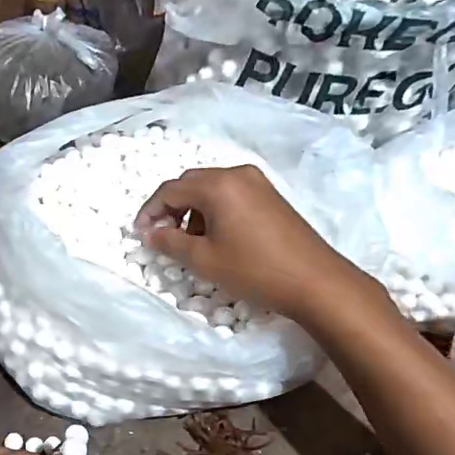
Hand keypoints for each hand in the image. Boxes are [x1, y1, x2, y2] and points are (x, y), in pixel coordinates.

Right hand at [134, 165, 355, 319]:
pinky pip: (231, 195)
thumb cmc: (253, 270)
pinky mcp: (270, 196)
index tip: (140, 234)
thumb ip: (169, 242)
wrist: (314, 281)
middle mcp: (237, 174)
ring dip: (192, 211)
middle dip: (171, 208)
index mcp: (218, 185)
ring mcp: (258, 183)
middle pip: (190, 184)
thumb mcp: (203, 260)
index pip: (170, 190)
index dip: (150, 211)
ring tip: (190, 243)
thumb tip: (150, 234)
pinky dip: (214, 211)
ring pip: (211, 189)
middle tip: (161, 237)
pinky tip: (216, 238)